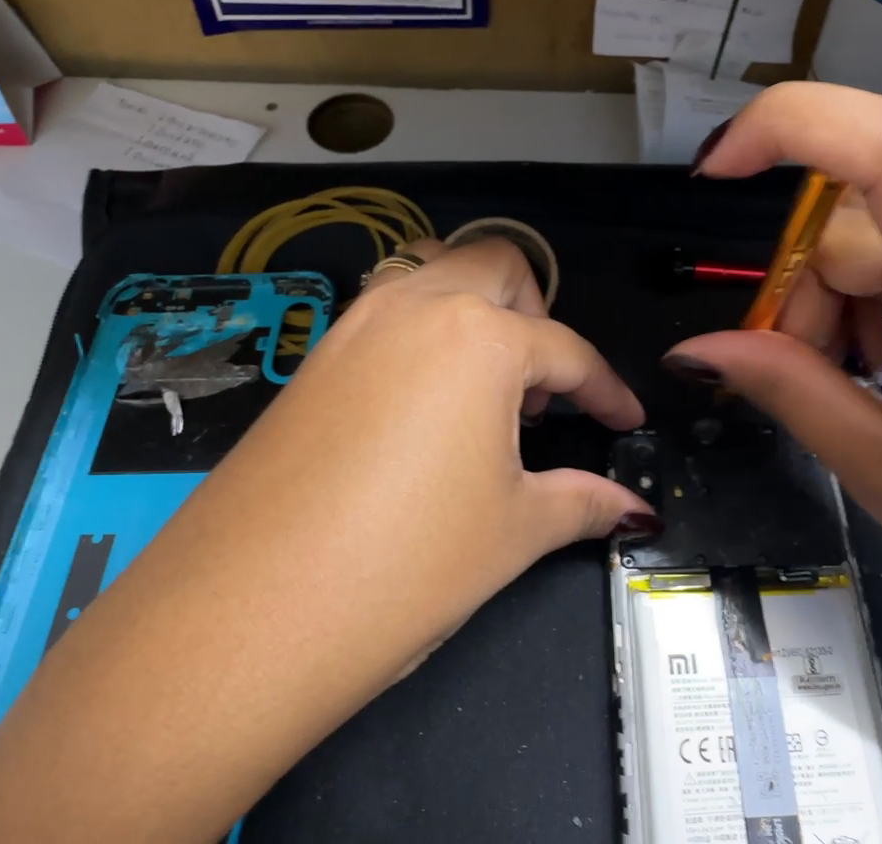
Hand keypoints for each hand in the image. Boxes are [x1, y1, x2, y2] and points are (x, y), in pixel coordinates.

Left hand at [247, 234, 654, 665]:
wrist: (248, 613)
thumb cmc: (408, 564)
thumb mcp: (514, 531)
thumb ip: (583, 503)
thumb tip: (633, 510)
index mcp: (479, 337)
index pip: (567, 351)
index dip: (606, 389)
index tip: (626, 417)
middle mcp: (415, 307)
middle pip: (496, 268)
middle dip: (538, 314)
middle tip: (544, 390)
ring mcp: (354, 325)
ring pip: (431, 272)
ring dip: (474, 306)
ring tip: (484, 384)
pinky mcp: (314, 358)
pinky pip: (385, 312)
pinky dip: (423, 332)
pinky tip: (426, 406)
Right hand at [670, 82, 881, 657]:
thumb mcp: (879, 470)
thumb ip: (784, 387)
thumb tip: (695, 350)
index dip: (796, 125)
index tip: (718, 166)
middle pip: (870, 215)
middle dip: (803, 280)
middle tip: (785, 366)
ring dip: (837, 298)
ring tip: (841, 384)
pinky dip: (879, 303)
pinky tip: (881, 370)